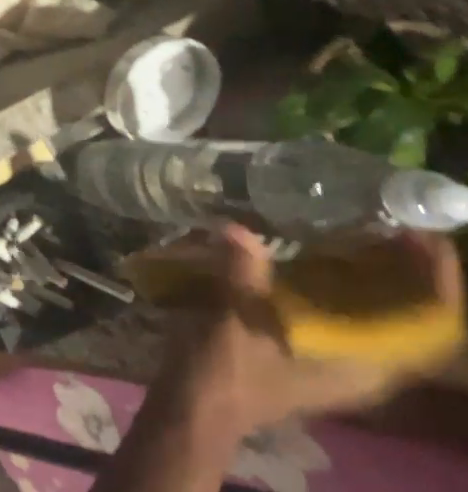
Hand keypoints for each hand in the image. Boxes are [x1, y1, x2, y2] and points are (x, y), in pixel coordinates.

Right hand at [158, 225, 463, 433]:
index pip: (432, 323)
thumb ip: (241, 275)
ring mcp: (342, 361)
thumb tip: (236, 228)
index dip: (436, 279)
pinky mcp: (314, 354)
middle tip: (381, 225)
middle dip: (404, 270)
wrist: (197, 409)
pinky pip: (348, 318)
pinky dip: (340, 290)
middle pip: (411, 315)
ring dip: (373, 278)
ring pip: (380, 317)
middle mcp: (370, 365)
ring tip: (351, 236)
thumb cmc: (226, 372)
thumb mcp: (233, 320)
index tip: (420, 236)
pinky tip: (310, 264)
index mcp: (369, 364)